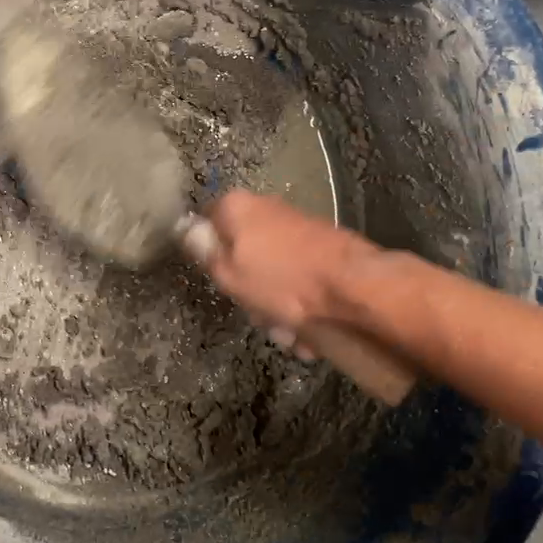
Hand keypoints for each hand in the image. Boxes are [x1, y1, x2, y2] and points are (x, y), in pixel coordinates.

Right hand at [196, 190, 381, 340]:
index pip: (205, 225)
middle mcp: (265, 208)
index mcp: (237, 207)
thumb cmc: (282, 280)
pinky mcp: (323, 247)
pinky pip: (299, 279)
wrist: (357, 287)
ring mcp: (296, 227)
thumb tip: (185, 229)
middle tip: (258, 317)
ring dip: (276, 307)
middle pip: (241, 253)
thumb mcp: (228, 272)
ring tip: (290, 335)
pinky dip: (301, 305)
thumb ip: (203, 251)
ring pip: (272, 272)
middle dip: (249, 292)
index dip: (208, 258)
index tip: (219, 283)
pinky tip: (309, 334)